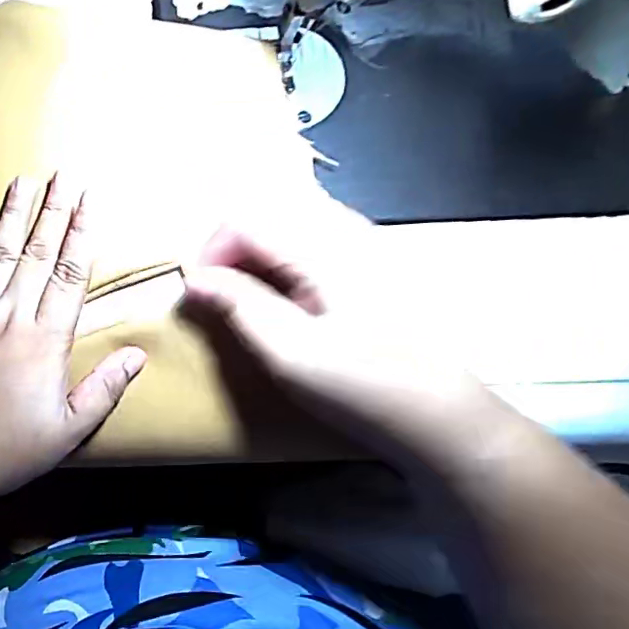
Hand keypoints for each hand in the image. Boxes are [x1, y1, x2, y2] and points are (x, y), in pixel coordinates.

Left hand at [0, 175, 147, 510]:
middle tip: (64, 173)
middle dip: (54, 210)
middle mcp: (8, 316)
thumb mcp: (65, 433)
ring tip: (23, 180)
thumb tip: (138, 355)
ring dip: (11, 216)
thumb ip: (104, 391)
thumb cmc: (2, 453)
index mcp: (44, 341)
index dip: (83, 234)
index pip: (71, 275)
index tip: (91, 199)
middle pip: (37, 254)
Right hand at [181, 196, 496, 463]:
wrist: (434, 412)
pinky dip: (282, 267)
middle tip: (222, 304)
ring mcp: (363, 244)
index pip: (244, 220)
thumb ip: (240, 307)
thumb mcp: (290, 352)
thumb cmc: (362, 385)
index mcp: (325, 246)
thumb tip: (194, 279)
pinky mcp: (370, 263)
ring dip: (255, 262)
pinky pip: (309, 245)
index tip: (200, 298)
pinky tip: (289, 305)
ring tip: (251, 308)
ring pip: (285, 229)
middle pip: (265, 216)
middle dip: (231, 256)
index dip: (210, 255)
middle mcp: (346, 230)